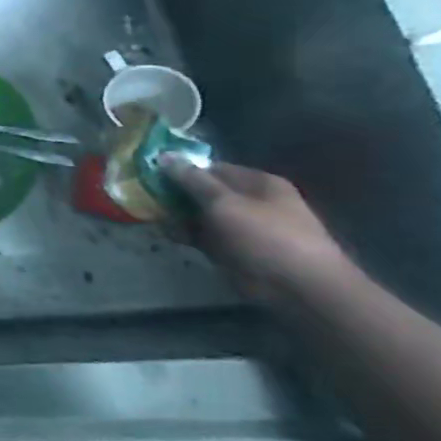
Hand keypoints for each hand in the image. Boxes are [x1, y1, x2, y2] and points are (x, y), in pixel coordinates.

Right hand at [162, 158, 354, 298]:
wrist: (295, 284)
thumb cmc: (263, 235)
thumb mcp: (224, 202)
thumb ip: (192, 180)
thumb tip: (164, 156)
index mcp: (256, 183)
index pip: (212, 168)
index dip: (182, 169)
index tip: (152, 174)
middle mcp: (249, 201)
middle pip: (204, 191)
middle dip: (176, 194)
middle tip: (145, 195)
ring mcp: (240, 226)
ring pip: (200, 215)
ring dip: (176, 215)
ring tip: (151, 216)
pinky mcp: (231, 249)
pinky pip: (202, 236)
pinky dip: (184, 234)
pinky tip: (165, 233)